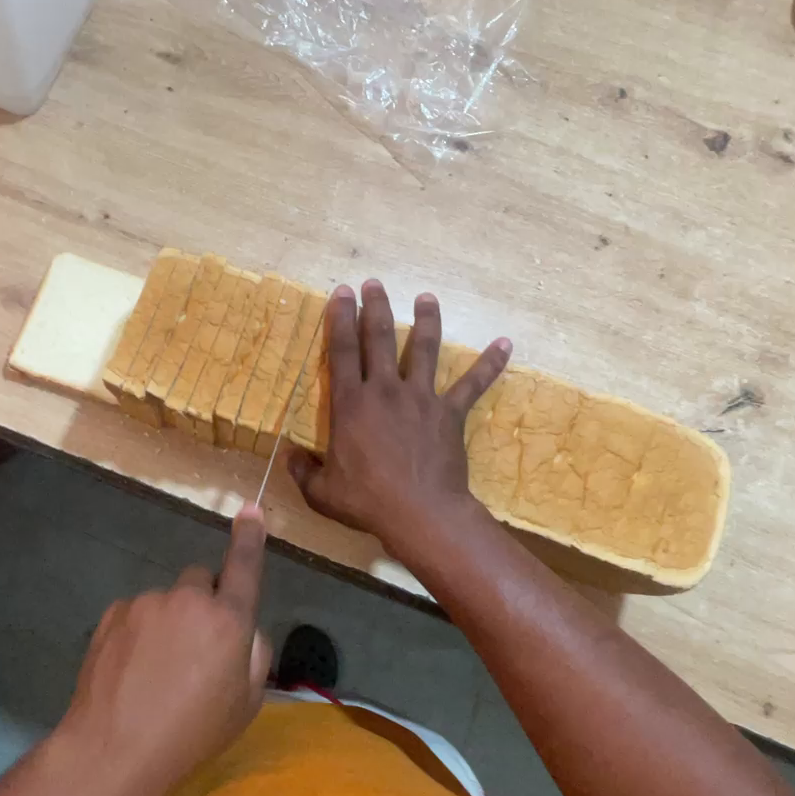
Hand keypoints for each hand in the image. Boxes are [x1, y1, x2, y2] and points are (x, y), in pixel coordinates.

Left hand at [48, 506, 271, 795]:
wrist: (114, 748)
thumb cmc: (191, 733)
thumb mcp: (246, 705)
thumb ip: (256, 656)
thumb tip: (245, 630)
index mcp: (228, 620)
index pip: (245, 568)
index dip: (250, 538)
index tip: (251, 509)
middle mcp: (188, 600)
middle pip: (201, 582)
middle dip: (203, 604)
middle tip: (195, 650)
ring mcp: (146, 603)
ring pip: (166, 601)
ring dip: (168, 622)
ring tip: (155, 671)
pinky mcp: (113, 613)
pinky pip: (136, 613)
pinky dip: (138, 632)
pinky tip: (130, 669)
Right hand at [289, 281, 509, 558]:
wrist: (420, 512)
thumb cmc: (366, 502)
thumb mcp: (321, 492)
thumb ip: (303, 472)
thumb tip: (289, 457)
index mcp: (350, 405)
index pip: (341, 351)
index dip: (339, 319)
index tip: (341, 293)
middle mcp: (385, 391)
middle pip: (380, 339)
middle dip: (376, 307)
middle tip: (374, 283)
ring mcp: (421, 398)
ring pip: (424, 349)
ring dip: (426, 320)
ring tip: (426, 297)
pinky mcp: (449, 413)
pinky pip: (472, 384)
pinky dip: (489, 363)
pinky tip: (505, 343)